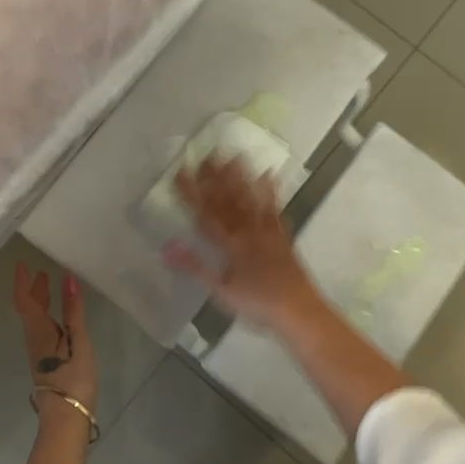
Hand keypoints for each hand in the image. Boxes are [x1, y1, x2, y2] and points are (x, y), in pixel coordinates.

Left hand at [14, 261, 98, 421]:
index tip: (22, 263)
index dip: (22, 281)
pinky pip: (43, 330)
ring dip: (41, 302)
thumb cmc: (72, 376)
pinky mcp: (46, 362)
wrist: (66, 416)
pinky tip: (59, 318)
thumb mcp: (77, 341)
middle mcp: (34, 339)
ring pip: (36, 320)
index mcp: (38, 330)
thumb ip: (74, 311)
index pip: (25, 300)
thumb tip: (68, 278)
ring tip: (52, 288)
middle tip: (43, 272)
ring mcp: (39, 352)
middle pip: (29, 310)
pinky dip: (48, 315)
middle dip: (34, 289)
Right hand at [163, 156, 326, 332]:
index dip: (191, 192)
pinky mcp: (283, 235)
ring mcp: (267, 230)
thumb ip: (194, 266)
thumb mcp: (220, 290)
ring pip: (251, 199)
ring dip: (241, 177)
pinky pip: (275, 208)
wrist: (299, 310)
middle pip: (228, 200)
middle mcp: (248, 230)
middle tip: (206, 154)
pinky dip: (271, 190)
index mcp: (230, 244)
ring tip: (233, 154)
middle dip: (215, 177)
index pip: (205, 213)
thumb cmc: (257, 303)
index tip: (180, 171)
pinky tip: (269, 174)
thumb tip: (166, 247)